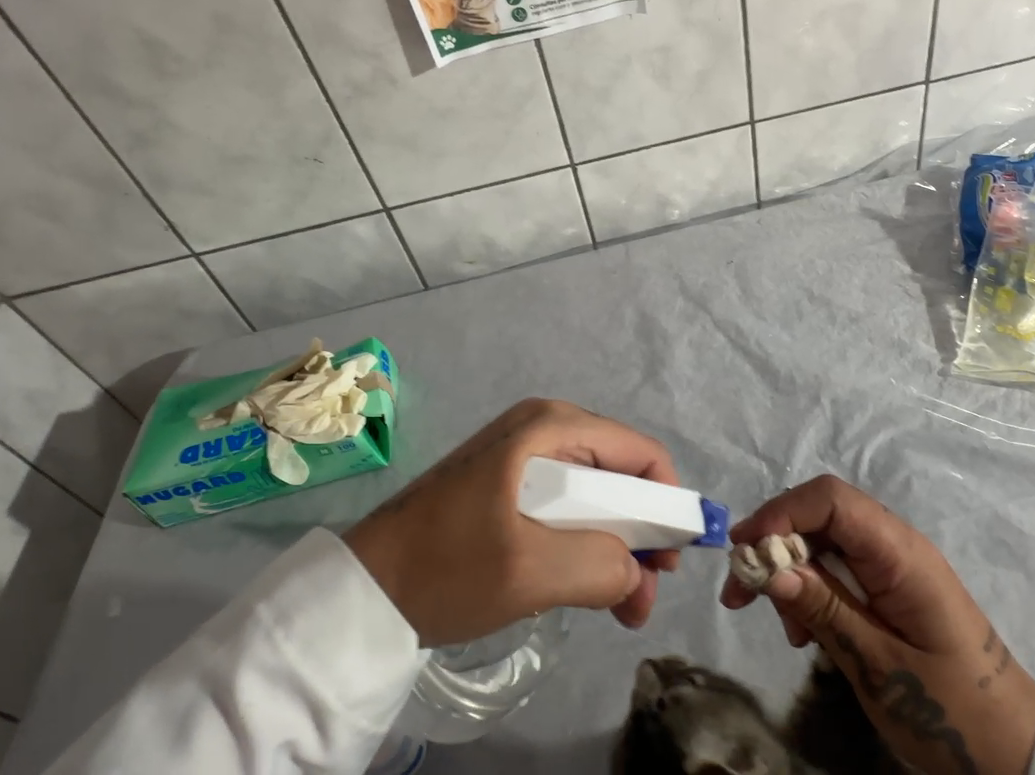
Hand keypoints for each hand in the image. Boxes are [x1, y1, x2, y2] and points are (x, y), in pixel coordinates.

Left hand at [345, 399, 680, 646]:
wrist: (363, 588)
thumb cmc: (446, 568)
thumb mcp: (530, 570)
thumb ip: (601, 566)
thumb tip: (637, 572)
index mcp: (551, 427)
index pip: (640, 453)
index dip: (667, 505)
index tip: (671, 563)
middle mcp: (543, 427)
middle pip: (620, 475)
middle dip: (640, 537)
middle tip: (642, 596)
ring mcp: (523, 454)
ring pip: (595, 497)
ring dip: (613, 550)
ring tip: (619, 607)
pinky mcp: (507, 482)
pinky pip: (565, 508)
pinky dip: (582, 546)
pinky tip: (582, 588)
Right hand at [721, 476, 1034, 774]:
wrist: (1011, 747)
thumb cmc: (950, 708)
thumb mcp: (878, 665)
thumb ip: (825, 610)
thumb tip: (771, 570)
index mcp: (900, 555)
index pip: (831, 500)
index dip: (780, 514)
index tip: (742, 553)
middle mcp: (896, 547)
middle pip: (821, 517)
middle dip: (776, 546)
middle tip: (742, 595)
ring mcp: (894, 568)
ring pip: (825, 543)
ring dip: (791, 574)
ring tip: (785, 630)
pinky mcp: (890, 590)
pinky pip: (840, 571)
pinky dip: (811, 592)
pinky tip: (805, 634)